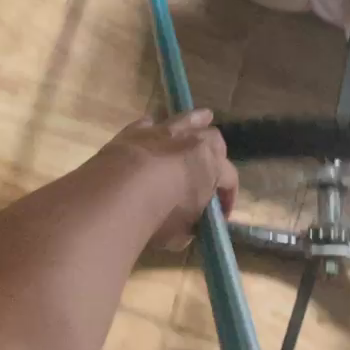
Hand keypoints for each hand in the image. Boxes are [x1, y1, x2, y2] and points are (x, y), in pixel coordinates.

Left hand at [91, 109, 238, 250]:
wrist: (120, 190)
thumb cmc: (161, 213)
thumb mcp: (181, 232)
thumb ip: (188, 224)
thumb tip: (185, 225)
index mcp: (212, 166)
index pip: (229, 179)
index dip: (228, 197)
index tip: (220, 214)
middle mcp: (192, 142)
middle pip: (213, 139)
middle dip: (216, 150)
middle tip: (210, 165)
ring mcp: (164, 132)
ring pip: (186, 119)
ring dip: (195, 121)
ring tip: (204, 116)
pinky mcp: (136, 130)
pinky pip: (150, 124)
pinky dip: (153, 129)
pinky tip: (152, 129)